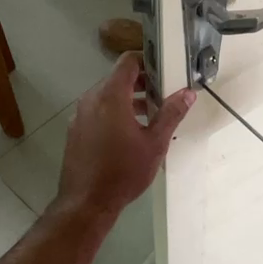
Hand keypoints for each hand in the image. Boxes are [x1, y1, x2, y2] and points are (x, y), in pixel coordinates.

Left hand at [55, 52, 194, 217]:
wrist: (86, 203)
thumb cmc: (124, 171)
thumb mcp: (155, 143)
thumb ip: (171, 114)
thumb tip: (187, 93)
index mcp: (111, 96)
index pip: (128, 62)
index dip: (147, 61)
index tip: (164, 71)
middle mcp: (91, 99)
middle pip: (117, 79)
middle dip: (141, 83)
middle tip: (163, 94)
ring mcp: (80, 115)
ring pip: (106, 96)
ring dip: (128, 99)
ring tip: (151, 115)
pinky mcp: (75, 130)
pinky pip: (97, 111)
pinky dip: (113, 112)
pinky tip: (129, 133)